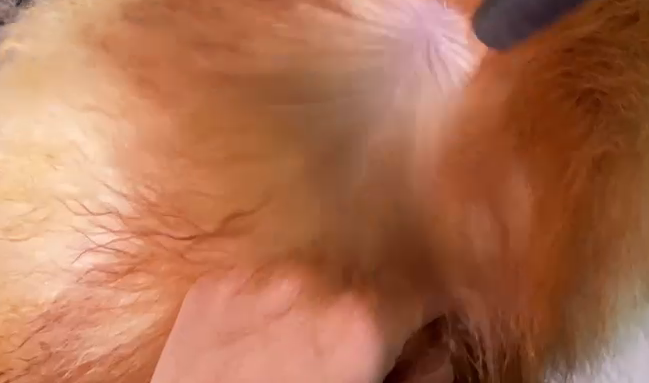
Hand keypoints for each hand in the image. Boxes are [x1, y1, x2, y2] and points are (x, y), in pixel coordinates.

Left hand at [149, 272, 406, 382]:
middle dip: (363, 312)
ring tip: (296, 355)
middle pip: (359, 281)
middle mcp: (310, 281)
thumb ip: (418, 374)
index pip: (421, 288)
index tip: (417, 331)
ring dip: (312, 304)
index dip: (422, 314)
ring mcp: (255, 276)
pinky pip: (256, 283)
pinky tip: (256, 348)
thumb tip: (434, 347)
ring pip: (306, 276)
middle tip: (347, 358)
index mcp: (361, 320)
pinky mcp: (213, 284)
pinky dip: (266, 306)